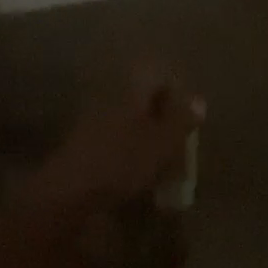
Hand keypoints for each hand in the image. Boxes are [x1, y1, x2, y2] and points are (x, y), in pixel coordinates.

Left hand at [25, 64, 203, 215]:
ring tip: (165, 166)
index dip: (175, 90)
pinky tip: (140, 178)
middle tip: (181, 144)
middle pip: (141, 99)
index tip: (189, 116)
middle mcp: (108, 100)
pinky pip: (115, 145)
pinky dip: (131, 157)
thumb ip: (181, 121)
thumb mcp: (162, 143)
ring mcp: (92, 126)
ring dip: (148, 140)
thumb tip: (198, 100)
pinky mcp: (83, 151)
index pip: (155, 73)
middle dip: (163, 118)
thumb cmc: (121, 163)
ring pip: (128, 123)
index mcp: (128, 90)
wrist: (68, 194)